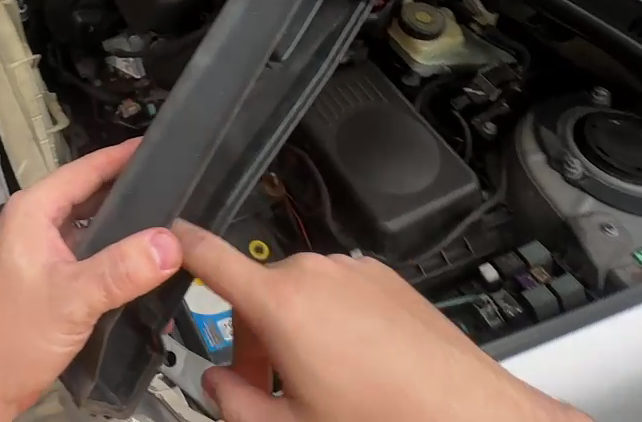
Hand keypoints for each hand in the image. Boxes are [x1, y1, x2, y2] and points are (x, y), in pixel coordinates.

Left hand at [0, 139, 181, 420]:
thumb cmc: (6, 338)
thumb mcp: (72, 298)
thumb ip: (122, 269)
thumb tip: (166, 242)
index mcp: (32, 210)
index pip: (84, 169)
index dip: (120, 157)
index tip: (153, 147)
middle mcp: (33, 223)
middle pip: (88, 194)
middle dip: (126, 190)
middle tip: (168, 185)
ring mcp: (39, 250)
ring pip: (88, 224)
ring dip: (120, 223)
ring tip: (160, 220)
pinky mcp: (46, 276)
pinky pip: (86, 251)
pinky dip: (111, 251)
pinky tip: (136, 263)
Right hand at [174, 222, 588, 421]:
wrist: (477, 420)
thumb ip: (237, 403)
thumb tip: (217, 383)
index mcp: (278, 301)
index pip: (207, 253)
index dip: (177, 242)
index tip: (164, 237)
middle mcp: (312, 272)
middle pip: (257, 289)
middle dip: (252, 333)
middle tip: (267, 385)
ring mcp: (352, 271)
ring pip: (299, 291)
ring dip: (293, 327)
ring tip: (323, 386)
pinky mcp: (385, 278)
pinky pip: (339, 290)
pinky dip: (332, 320)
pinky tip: (360, 369)